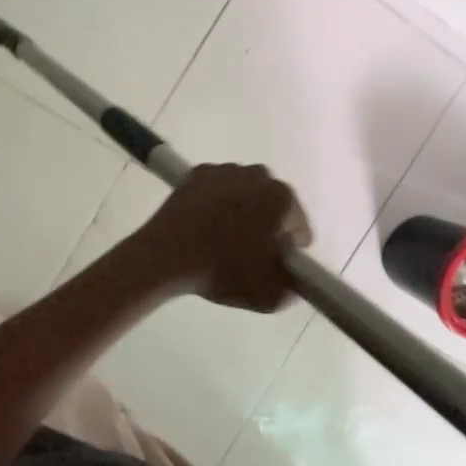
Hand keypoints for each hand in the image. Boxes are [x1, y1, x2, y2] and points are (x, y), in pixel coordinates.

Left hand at [131, 164, 312, 311]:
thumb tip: (294, 273)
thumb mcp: (273, 296)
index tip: (271, 264)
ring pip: (246, 194)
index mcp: (283, 199)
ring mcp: (226, 170)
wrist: (166, 257)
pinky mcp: (198, 173)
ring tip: (223, 239)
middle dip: (267, 225)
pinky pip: (219, 188)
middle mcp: (259, 175)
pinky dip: (217, 201)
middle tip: (247, 253)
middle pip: (273, 205)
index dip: (289, 249)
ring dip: (242, 211)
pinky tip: (205, 224)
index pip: (298, 227)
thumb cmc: (223, 273)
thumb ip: (296, 284)